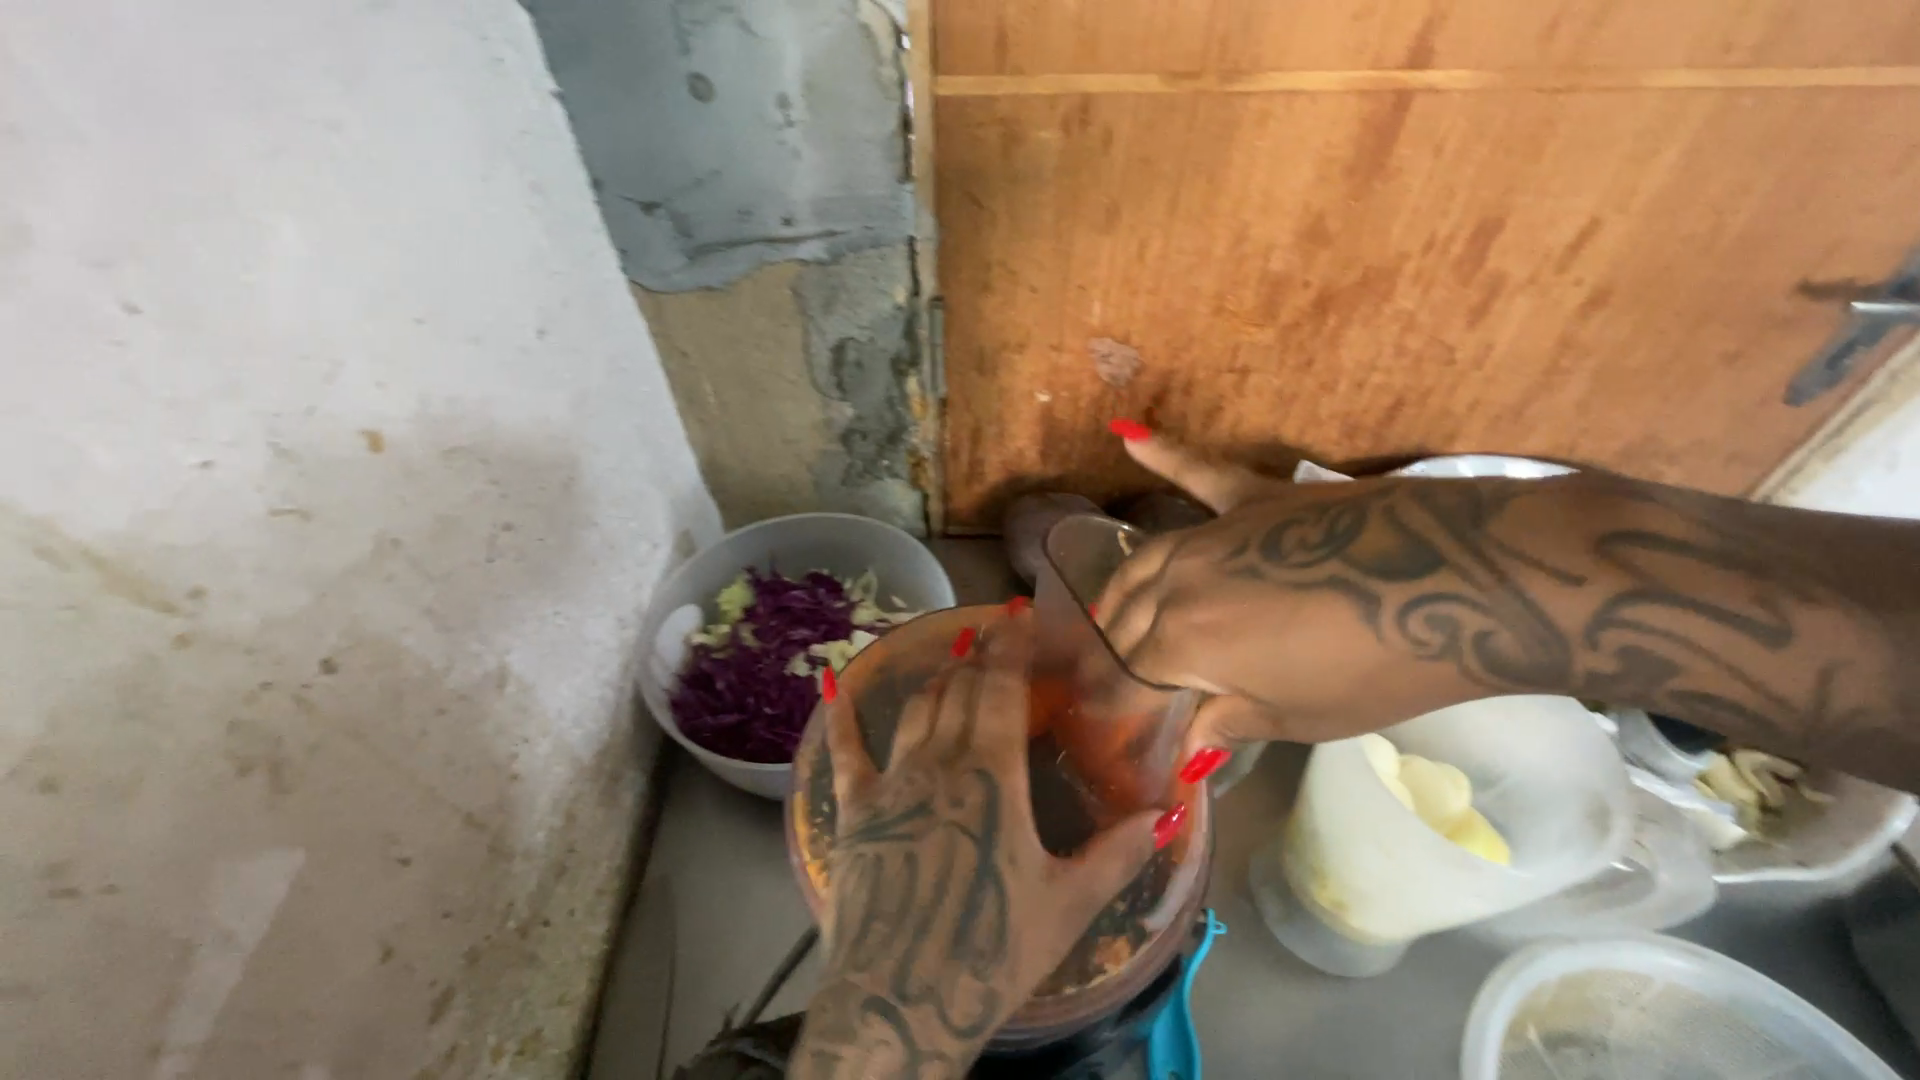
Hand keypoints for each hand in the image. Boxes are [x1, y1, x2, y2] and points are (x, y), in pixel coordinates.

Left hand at [792, 610, 1160, 1078]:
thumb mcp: (1068, 903)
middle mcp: (939, 762)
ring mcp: (892, 782)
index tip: (1018, 618)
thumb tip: (1167, 814)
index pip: (1001, 691)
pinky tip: (835, 686)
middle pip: (961, 691)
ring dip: (937, 679)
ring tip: (954, 658)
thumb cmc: (991, 951)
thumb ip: (1117, 853)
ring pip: (917, 711)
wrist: (901, 999)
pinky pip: (846, 752)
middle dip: (980, 656)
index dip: (1010, 650)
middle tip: (995, 631)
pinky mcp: (855, 809)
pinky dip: (843, 716)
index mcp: (992, 775)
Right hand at [1095, 432, 1499, 755]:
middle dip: (1120, 650)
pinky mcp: (1253, 499)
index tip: (1121, 722)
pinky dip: (1163, 454)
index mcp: (1182, 642)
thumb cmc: (1377, 668)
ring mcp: (1212, 533)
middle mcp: (1178, 582)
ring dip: (1124, 589)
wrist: (1460, 584)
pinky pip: (1198, 473)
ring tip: (1115, 610)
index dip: (1123, 700)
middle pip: (1129, 616)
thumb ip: (1228, 722)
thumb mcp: (1300, 717)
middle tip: (1124, 676)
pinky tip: (1127, 434)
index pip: (1131, 671)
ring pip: (1146, 559)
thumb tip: (1190, 740)